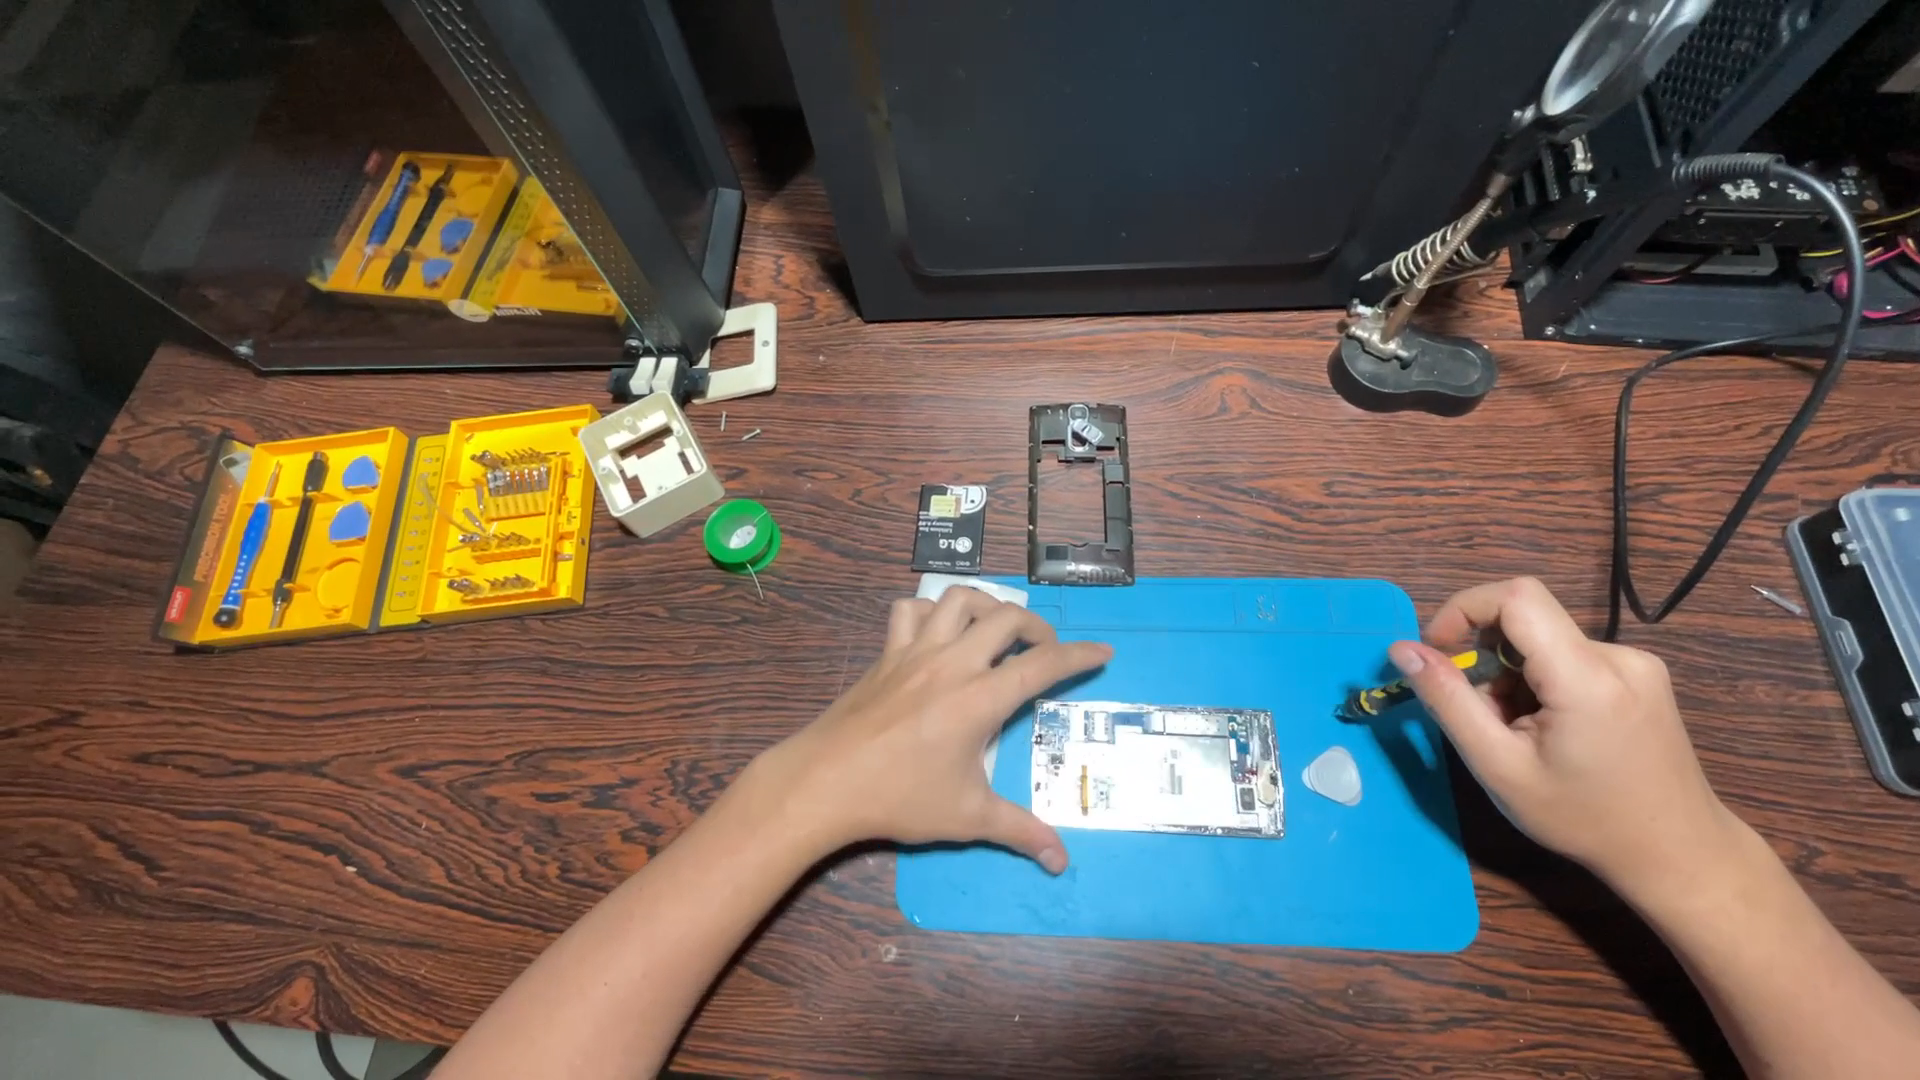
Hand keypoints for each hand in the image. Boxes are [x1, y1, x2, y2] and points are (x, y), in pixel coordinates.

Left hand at [748, 587, 1111, 872]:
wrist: (824, 782)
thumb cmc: (898, 798)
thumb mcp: (967, 817)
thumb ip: (1020, 831)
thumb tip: (1061, 861)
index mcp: (979, 698)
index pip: (1042, 665)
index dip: (1079, 656)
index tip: (1102, 652)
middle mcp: (952, 663)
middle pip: (1007, 618)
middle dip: (1038, 627)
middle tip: (1046, 651)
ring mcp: (914, 651)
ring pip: (957, 599)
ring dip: (987, 605)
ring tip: (998, 630)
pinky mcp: (886, 653)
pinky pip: (909, 611)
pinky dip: (931, 610)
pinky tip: (939, 631)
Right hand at [1387, 577, 1736, 895]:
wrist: (1679, 856)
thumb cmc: (1582, 818)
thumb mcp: (1497, 766)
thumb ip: (1447, 700)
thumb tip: (1401, 648)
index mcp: (1587, 676)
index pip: (1517, 597)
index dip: (1463, 609)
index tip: (1438, 652)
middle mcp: (1619, 656)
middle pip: (1524, 621)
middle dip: (1484, 658)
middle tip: (1481, 715)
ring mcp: (1635, 664)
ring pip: (1540, 641)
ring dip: (1508, 676)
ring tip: (1517, 732)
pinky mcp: (1639, 675)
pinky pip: (1565, 655)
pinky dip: (1535, 682)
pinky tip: (1546, 728)